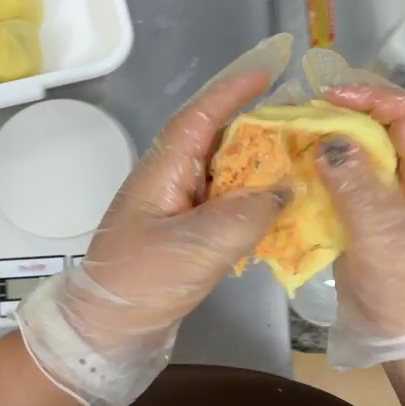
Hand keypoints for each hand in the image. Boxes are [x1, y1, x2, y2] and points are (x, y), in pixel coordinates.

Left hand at [17, 35, 294, 405]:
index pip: (199, 117)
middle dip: (255, 129)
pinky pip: (221, 210)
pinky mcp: (179, 241)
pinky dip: (250, 206)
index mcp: (161, 173)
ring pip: (220, 178)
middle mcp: (165, 185)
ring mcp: (172, 214)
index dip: (231, 91)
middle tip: (301, 124)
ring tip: (300, 163)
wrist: (103, 333)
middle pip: (214, 143)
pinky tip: (277, 214)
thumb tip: (286, 190)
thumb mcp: (196, 247)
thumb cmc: (140, 282)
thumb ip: (246, 215)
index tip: (267, 71)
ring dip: (256, 169)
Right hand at [316, 84, 404, 366]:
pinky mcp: (365, 225)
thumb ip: (356, 182)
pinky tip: (292, 176)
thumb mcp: (384, 231)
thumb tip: (328, 139)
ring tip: (290, 140)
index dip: (373, 98)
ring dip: (328, 148)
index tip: (329, 97)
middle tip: (301, 116)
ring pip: (359, 160)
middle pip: (382, 133)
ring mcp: (388, 205)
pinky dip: (319, 177)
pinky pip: (342, 189)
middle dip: (344, 119)